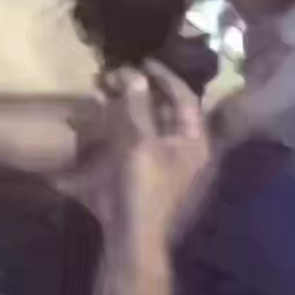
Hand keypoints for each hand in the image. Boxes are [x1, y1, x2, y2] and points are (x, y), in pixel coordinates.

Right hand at [80, 63, 213, 246]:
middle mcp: (182, 147)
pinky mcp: (142, 168)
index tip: (143, 61)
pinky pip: (133, 136)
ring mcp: (162, 158)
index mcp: (193, 141)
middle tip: (114, 75)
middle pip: (163, 108)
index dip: (165, 77)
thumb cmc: (145, 188)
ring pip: (146, 121)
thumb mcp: (141, 144)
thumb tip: (134, 75)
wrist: (132, 233)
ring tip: (103, 88)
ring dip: (126, 103)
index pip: (184, 98)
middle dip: (139, 89)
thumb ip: (138, 108)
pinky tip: (101, 113)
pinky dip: (119, 122)